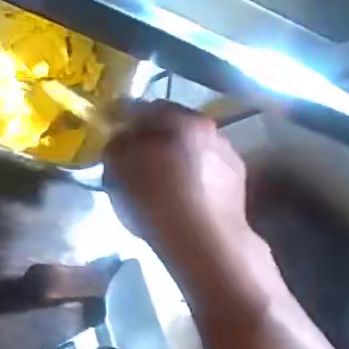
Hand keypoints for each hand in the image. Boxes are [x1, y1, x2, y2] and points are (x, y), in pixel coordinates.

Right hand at [105, 101, 253, 278]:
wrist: (204, 241)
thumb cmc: (155, 200)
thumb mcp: (119, 171)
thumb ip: (116, 146)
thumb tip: (121, 138)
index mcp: (180, 119)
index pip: (144, 107)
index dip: (123, 118)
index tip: (111, 131)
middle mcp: (210, 128)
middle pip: (172, 126)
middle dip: (152, 137)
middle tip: (132, 157)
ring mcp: (228, 153)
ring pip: (191, 147)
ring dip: (175, 156)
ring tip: (158, 179)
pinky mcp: (238, 180)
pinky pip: (205, 169)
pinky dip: (192, 175)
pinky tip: (180, 195)